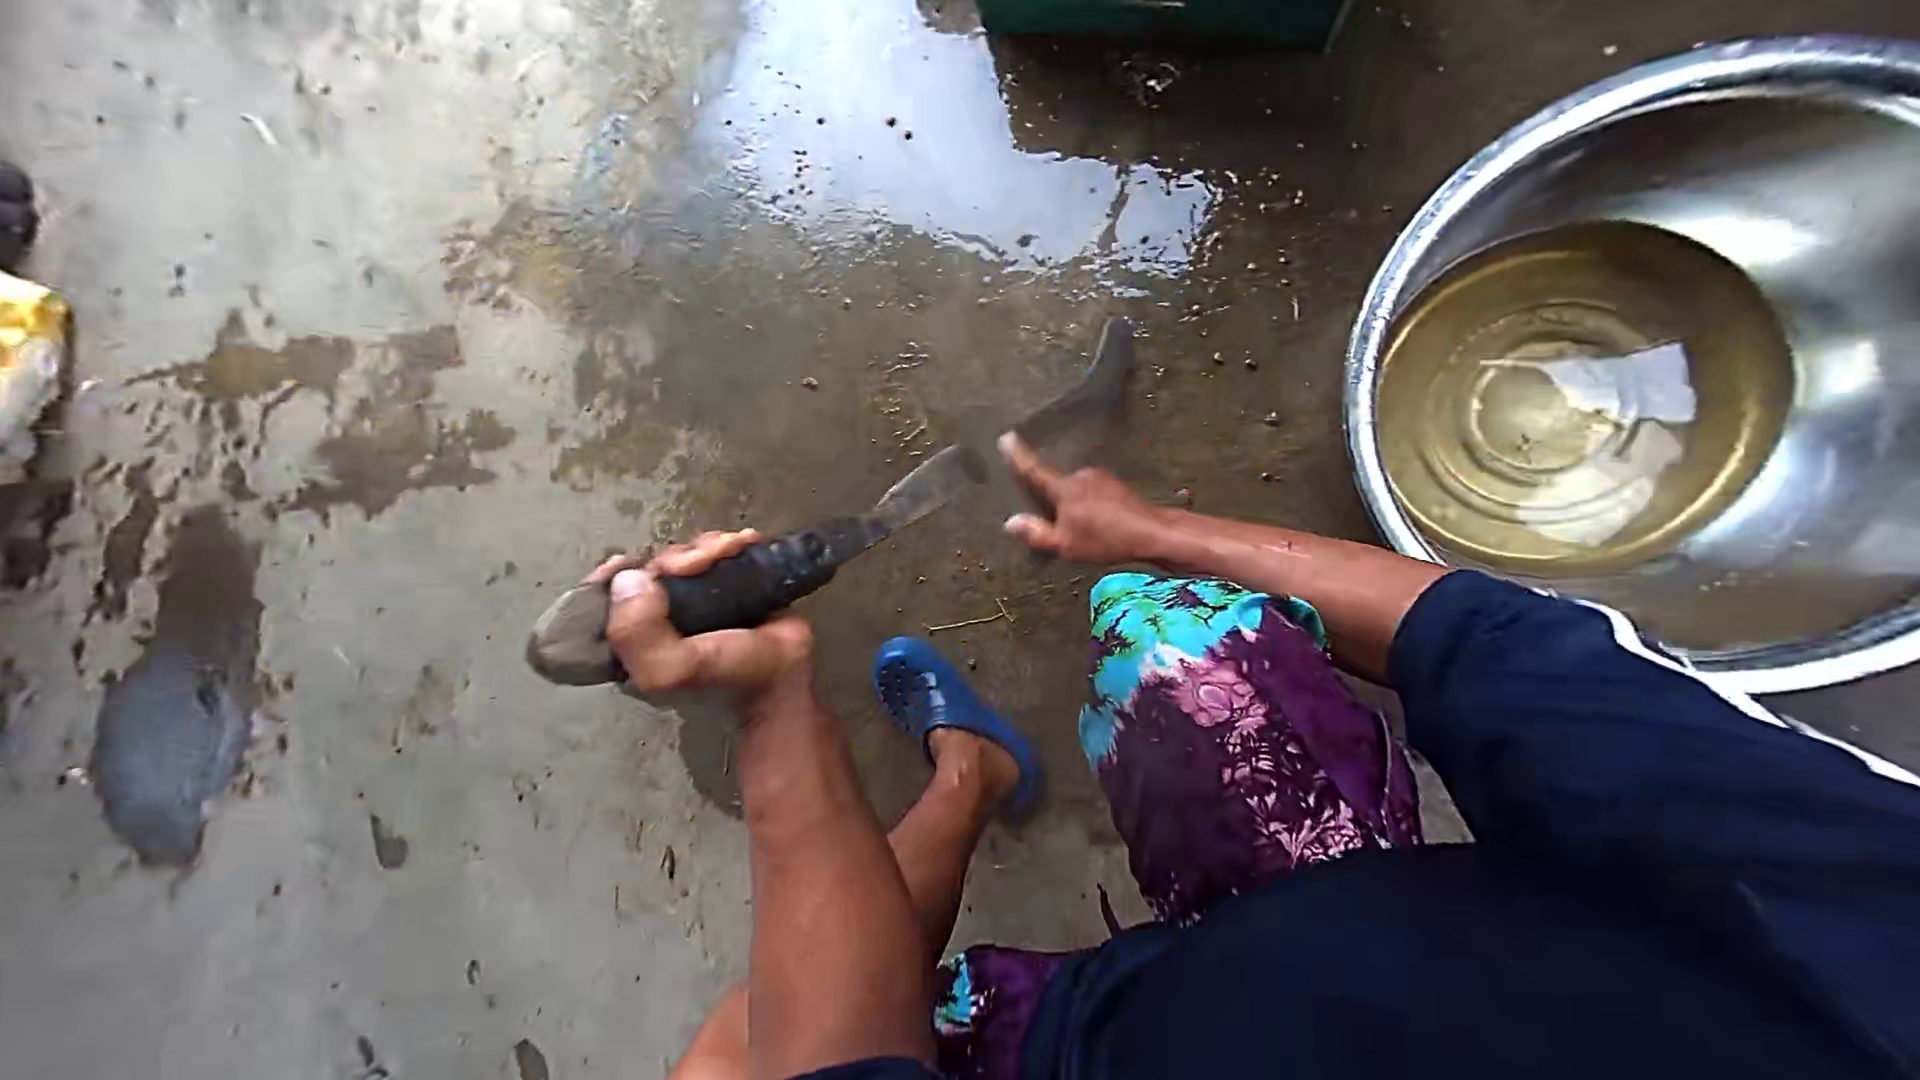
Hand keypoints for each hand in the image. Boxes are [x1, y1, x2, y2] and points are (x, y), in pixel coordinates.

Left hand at [590, 530, 814, 705]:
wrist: (785, 675)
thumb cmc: (725, 678)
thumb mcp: (667, 669)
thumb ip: (637, 632)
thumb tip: (628, 577)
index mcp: (635, 638)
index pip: (608, 596)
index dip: (617, 572)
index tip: (631, 560)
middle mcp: (661, 613)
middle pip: (655, 566)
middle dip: (677, 558)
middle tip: (701, 563)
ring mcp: (697, 596)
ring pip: (688, 554)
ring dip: (709, 546)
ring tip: (732, 551)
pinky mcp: (730, 582)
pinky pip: (720, 551)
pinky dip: (731, 542)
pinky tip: (746, 542)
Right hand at [998, 433, 1166, 564]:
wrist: (1152, 533)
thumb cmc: (1105, 539)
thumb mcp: (1065, 544)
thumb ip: (1036, 533)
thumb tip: (1011, 523)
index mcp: (1064, 488)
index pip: (1034, 469)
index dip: (1018, 456)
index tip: (1006, 438)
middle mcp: (1081, 476)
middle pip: (1055, 485)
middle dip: (1052, 502)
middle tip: (1057, 526)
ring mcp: (1100, 478)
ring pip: (1075, 491)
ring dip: (1073, 507)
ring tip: (1082, 532)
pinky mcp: (1115, 486)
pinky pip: (1091, 493)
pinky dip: (1089, 507)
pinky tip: (1098, 526)